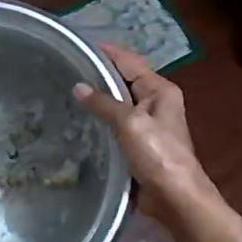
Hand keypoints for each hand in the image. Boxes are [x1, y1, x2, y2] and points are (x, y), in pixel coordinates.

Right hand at [75, 44, 218, 220]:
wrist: (175, 197)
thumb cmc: (158, 155)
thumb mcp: (129, 123)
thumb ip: (103, 103)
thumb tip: (78, 87)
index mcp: (161, 90)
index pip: (130, 62)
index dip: (107, 52)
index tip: (80, 44)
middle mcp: (156, 102)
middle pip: (123, 80)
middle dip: (99, 74)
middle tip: (66, 68)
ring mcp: (147, 124)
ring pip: (118, 103)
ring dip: (98, 98)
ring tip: (66, 91)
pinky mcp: (138, 143)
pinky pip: (115, 123)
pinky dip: (100, 119)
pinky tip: (80, 121)